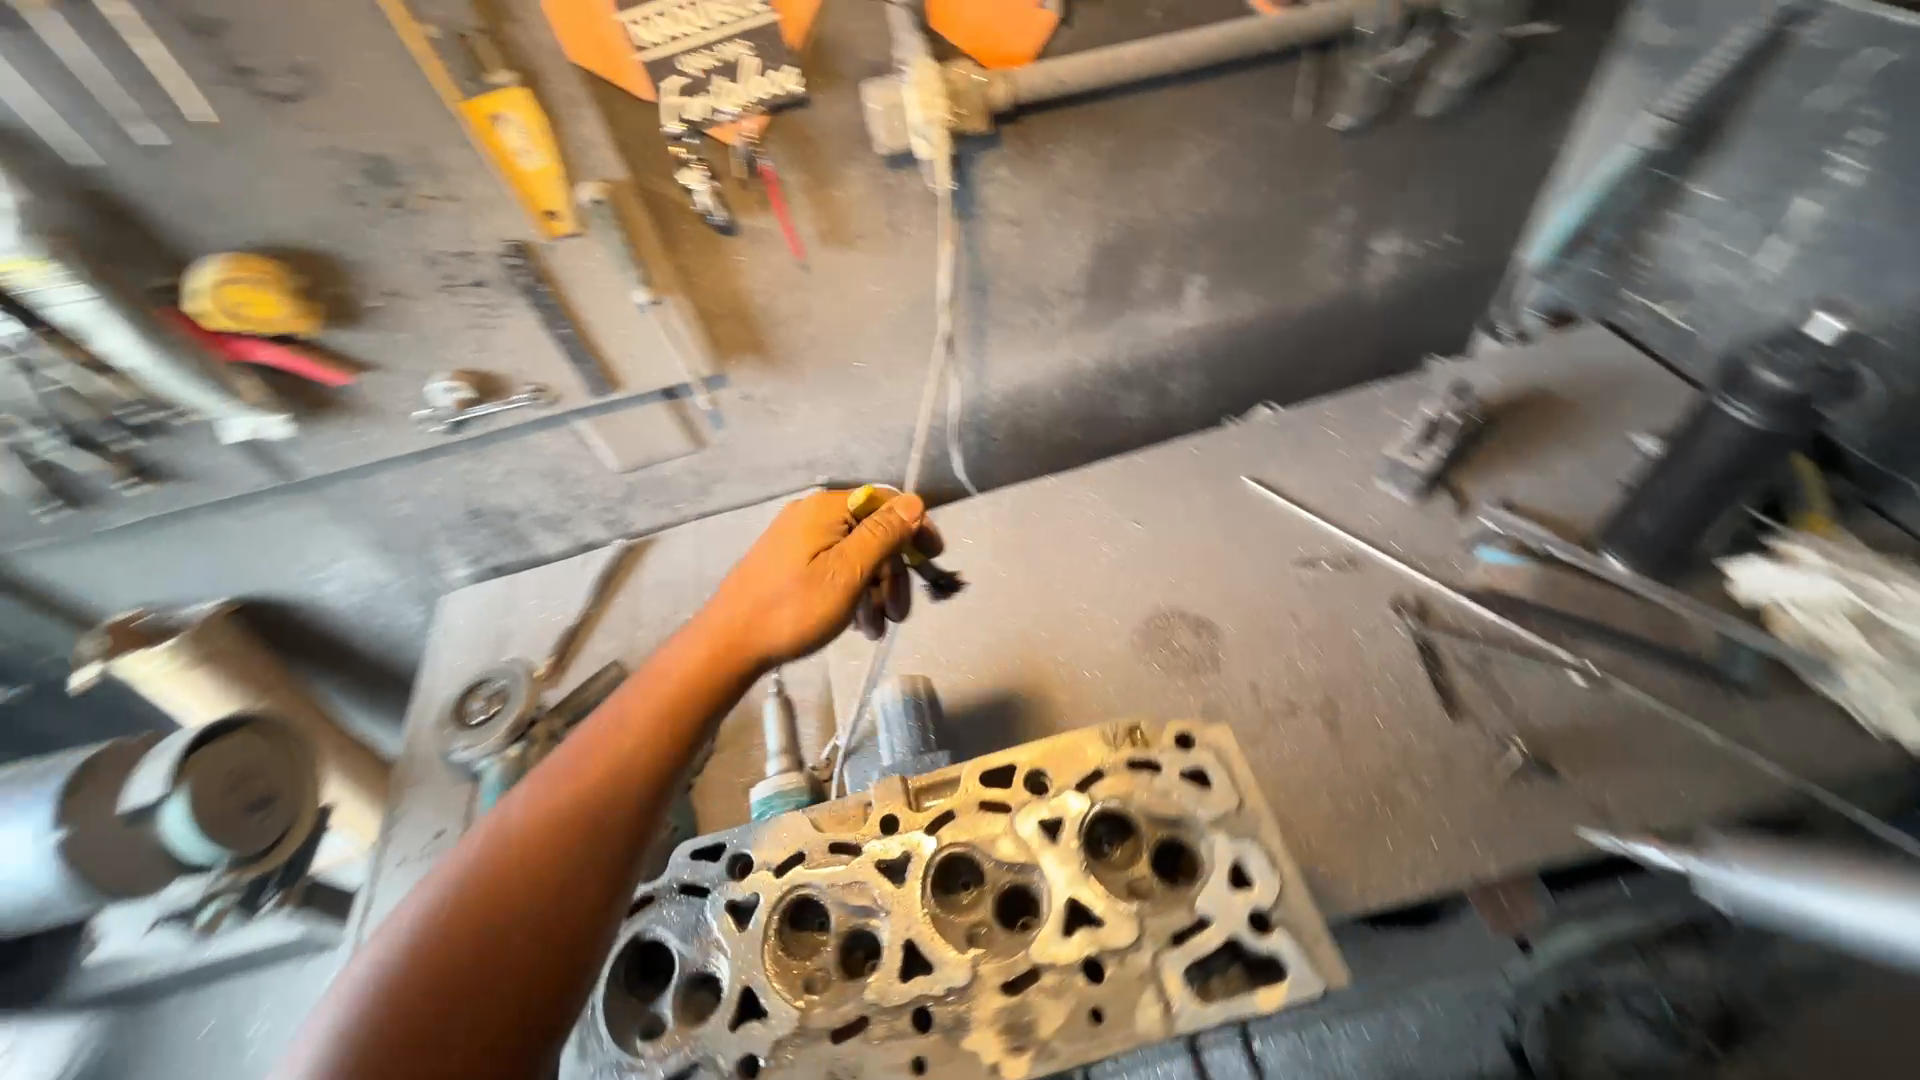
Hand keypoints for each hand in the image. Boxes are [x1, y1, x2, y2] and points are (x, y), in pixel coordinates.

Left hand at [698, 489, 941, 670]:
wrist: (728, 644)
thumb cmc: (793, 608)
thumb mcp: (848, 573)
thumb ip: (884, 534)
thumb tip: (915, 502)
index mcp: (827, 508)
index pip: (887, 503)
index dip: (915, 529)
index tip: (935, 560)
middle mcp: (814, 515)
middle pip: (872, 533)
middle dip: (894, 573)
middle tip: (901, 613)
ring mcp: (799, 539)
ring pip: (856, 556)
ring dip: (875, 591)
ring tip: (878, 629)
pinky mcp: (789, 563)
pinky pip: (834, 569)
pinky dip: (852, 594)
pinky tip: (858, 625)